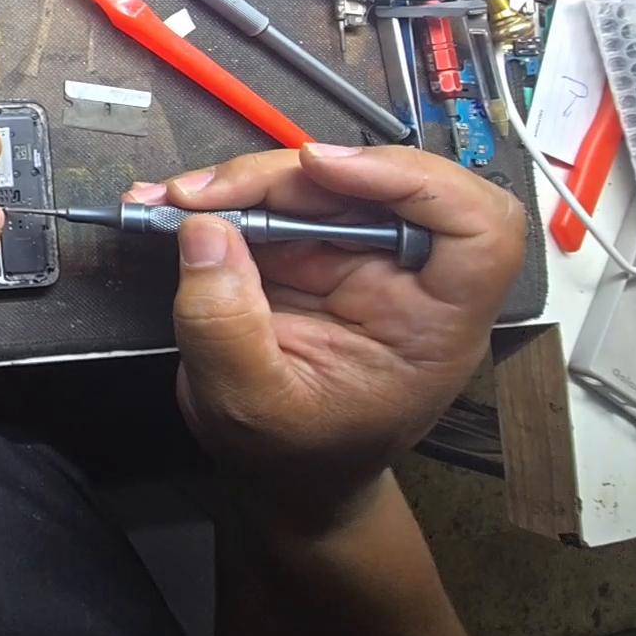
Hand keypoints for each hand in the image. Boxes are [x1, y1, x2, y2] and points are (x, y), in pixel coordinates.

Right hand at [145, 144, 524, 521]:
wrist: (275, 467)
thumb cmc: (288, 451)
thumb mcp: (249, 400)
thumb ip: (224, 323)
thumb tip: (202, 230)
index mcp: (427, 320)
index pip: (473, 229)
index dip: (410, 181)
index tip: (317, 167)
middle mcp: (395, 276)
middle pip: (362, 190)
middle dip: (271, 178)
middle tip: (190, 195)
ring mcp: (342, 259)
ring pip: (304, 187)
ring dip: (229, 184)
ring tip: (163, 199)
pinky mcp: (293, 253)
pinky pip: (256, 206)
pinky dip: (207, 200)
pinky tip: (163, 205)